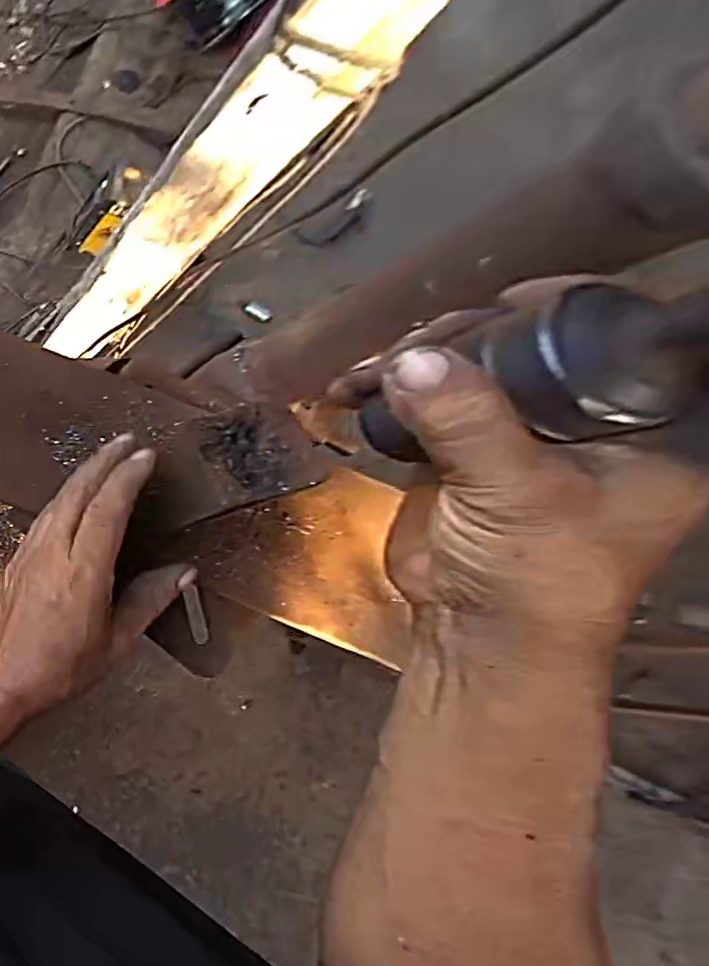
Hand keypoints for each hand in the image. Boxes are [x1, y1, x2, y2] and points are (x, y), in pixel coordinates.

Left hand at [0, 433, 192, 720]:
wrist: (1, 677)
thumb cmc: (62, 668)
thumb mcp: (117, 643)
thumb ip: (148, 601)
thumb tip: (183, 571)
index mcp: (81, 573)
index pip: (107, 510)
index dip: (126, 478)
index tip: (145, 456)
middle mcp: (50, 555)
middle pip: (75, 494)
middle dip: (101, 462)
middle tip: (126, 442)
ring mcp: (27, 554)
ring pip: (54, 503)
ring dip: (80, 477)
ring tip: (104, 459)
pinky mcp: (14, 560)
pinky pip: (41, 519)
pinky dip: (62, 499)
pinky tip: (72, 496)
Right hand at [327, 344, 708, 640]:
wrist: (472, 626)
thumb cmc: (536, 570)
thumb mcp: (515, 491)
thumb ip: (468, 424)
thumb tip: (409, 362)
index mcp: (649, 421)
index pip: (621, 339)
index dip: (571, 309)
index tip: (509, 301)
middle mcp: (587, 420)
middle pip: (530, 349)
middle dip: (464, 341)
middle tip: (412, 348)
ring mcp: (515, 437)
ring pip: (469, 374)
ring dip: (411, 366)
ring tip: (365, 373)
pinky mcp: (455, 455)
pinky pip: (424, 407)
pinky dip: (385, 396)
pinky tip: (353, 392)